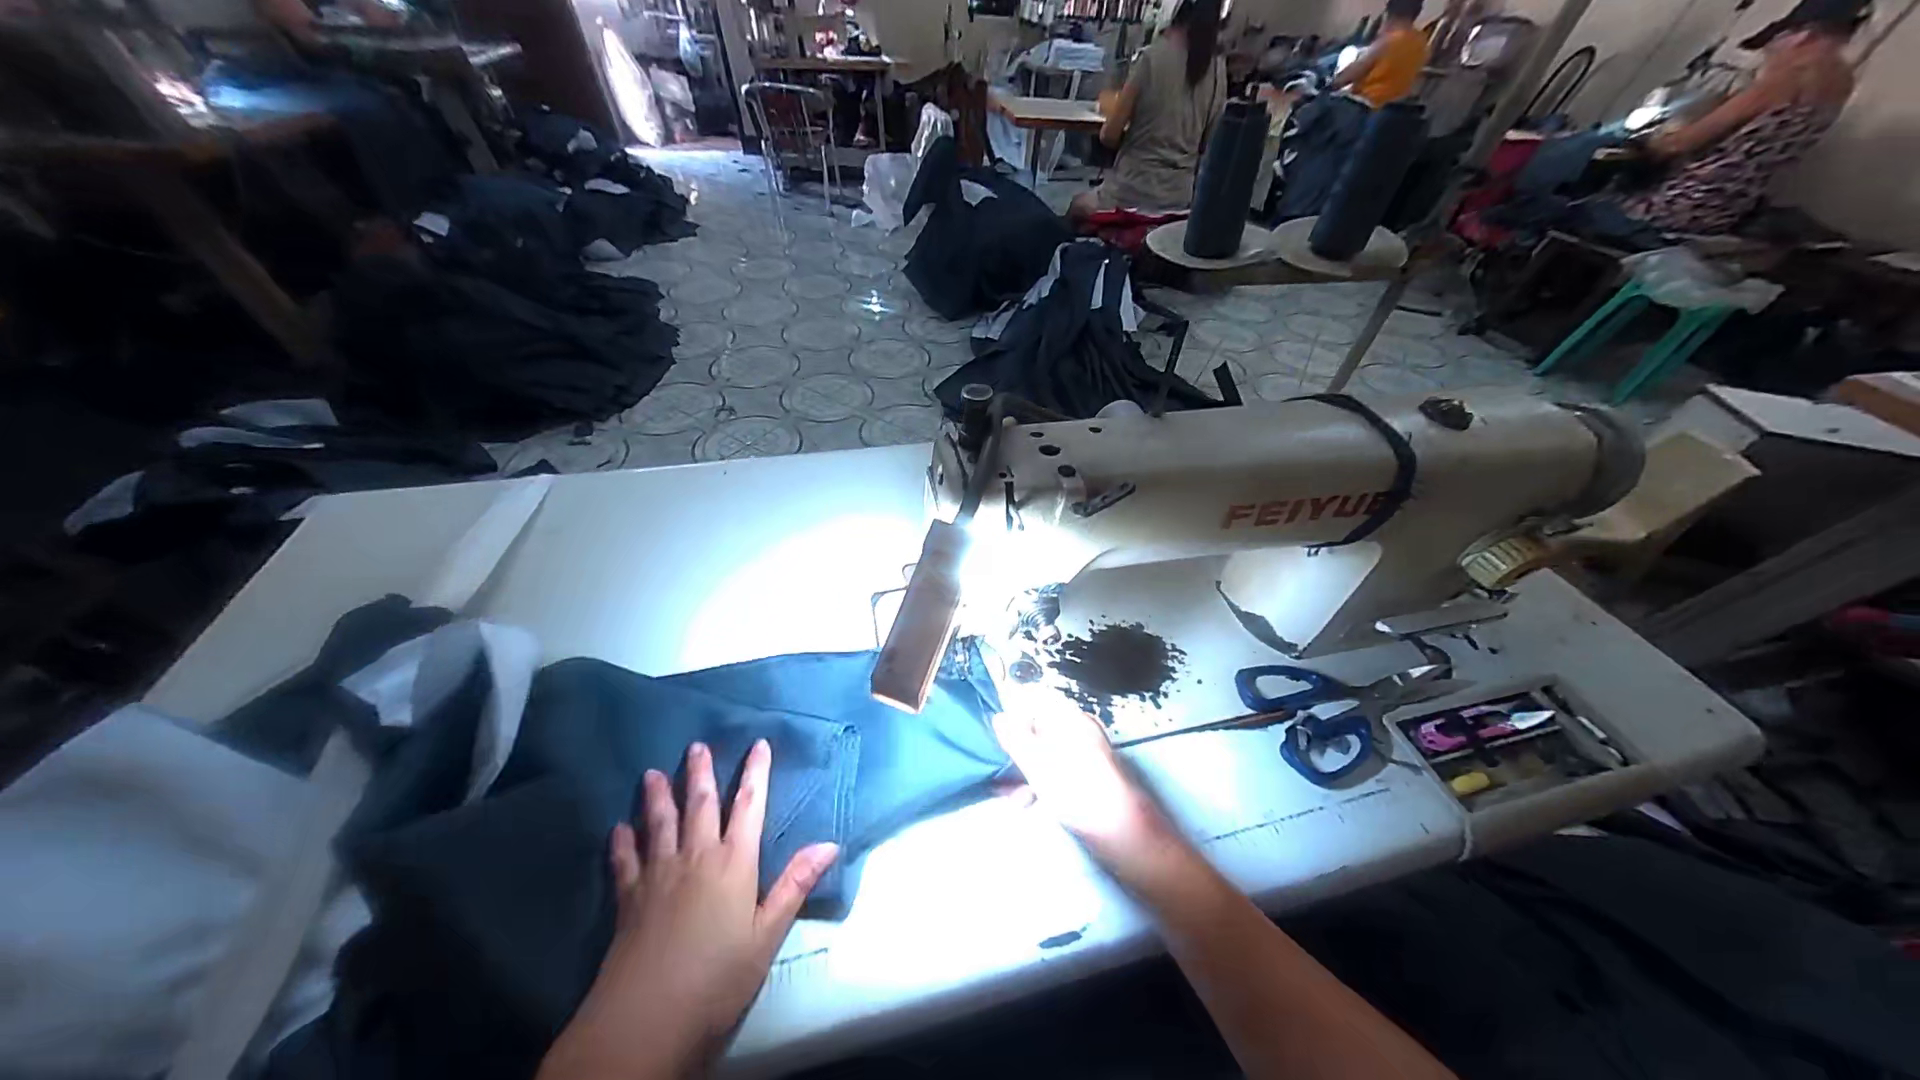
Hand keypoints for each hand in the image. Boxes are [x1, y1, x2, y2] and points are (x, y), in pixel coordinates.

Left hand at [537, 741, 838, 1079]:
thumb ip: (794, 885)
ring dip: (658, 797)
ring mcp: (658, 875)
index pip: (749, 807)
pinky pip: (625, 861)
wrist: (647, 1018)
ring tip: (653, 773)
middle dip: (701, 773)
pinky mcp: (628, 898)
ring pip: (659, 824)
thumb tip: (829, 843)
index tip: (758, 745)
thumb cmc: (718, 976)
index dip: (756, 774)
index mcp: (734, 863)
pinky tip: (618, 829)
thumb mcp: (767, 935)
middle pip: (701, 805)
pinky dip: (622, 842)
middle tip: (697, 746)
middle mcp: (696, 858)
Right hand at [992, 710, 1200, 896]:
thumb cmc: (1078, 793)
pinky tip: (1030, 802)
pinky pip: (1058, 771)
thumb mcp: (1038, 764)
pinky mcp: (1091, 779)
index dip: (1012, 721)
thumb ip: (1016, 738)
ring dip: (1026, 773)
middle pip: (1039, 731)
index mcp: (1072, 719)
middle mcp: (1082, 731)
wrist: (1126, 836)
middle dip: (1017, 753)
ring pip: (1046, 754)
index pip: (1034, 703)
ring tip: (1017, 799)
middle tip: (1002, 777)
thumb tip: (999, 717)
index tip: (997, 743)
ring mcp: (1088, 755)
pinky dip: (1042, 783)